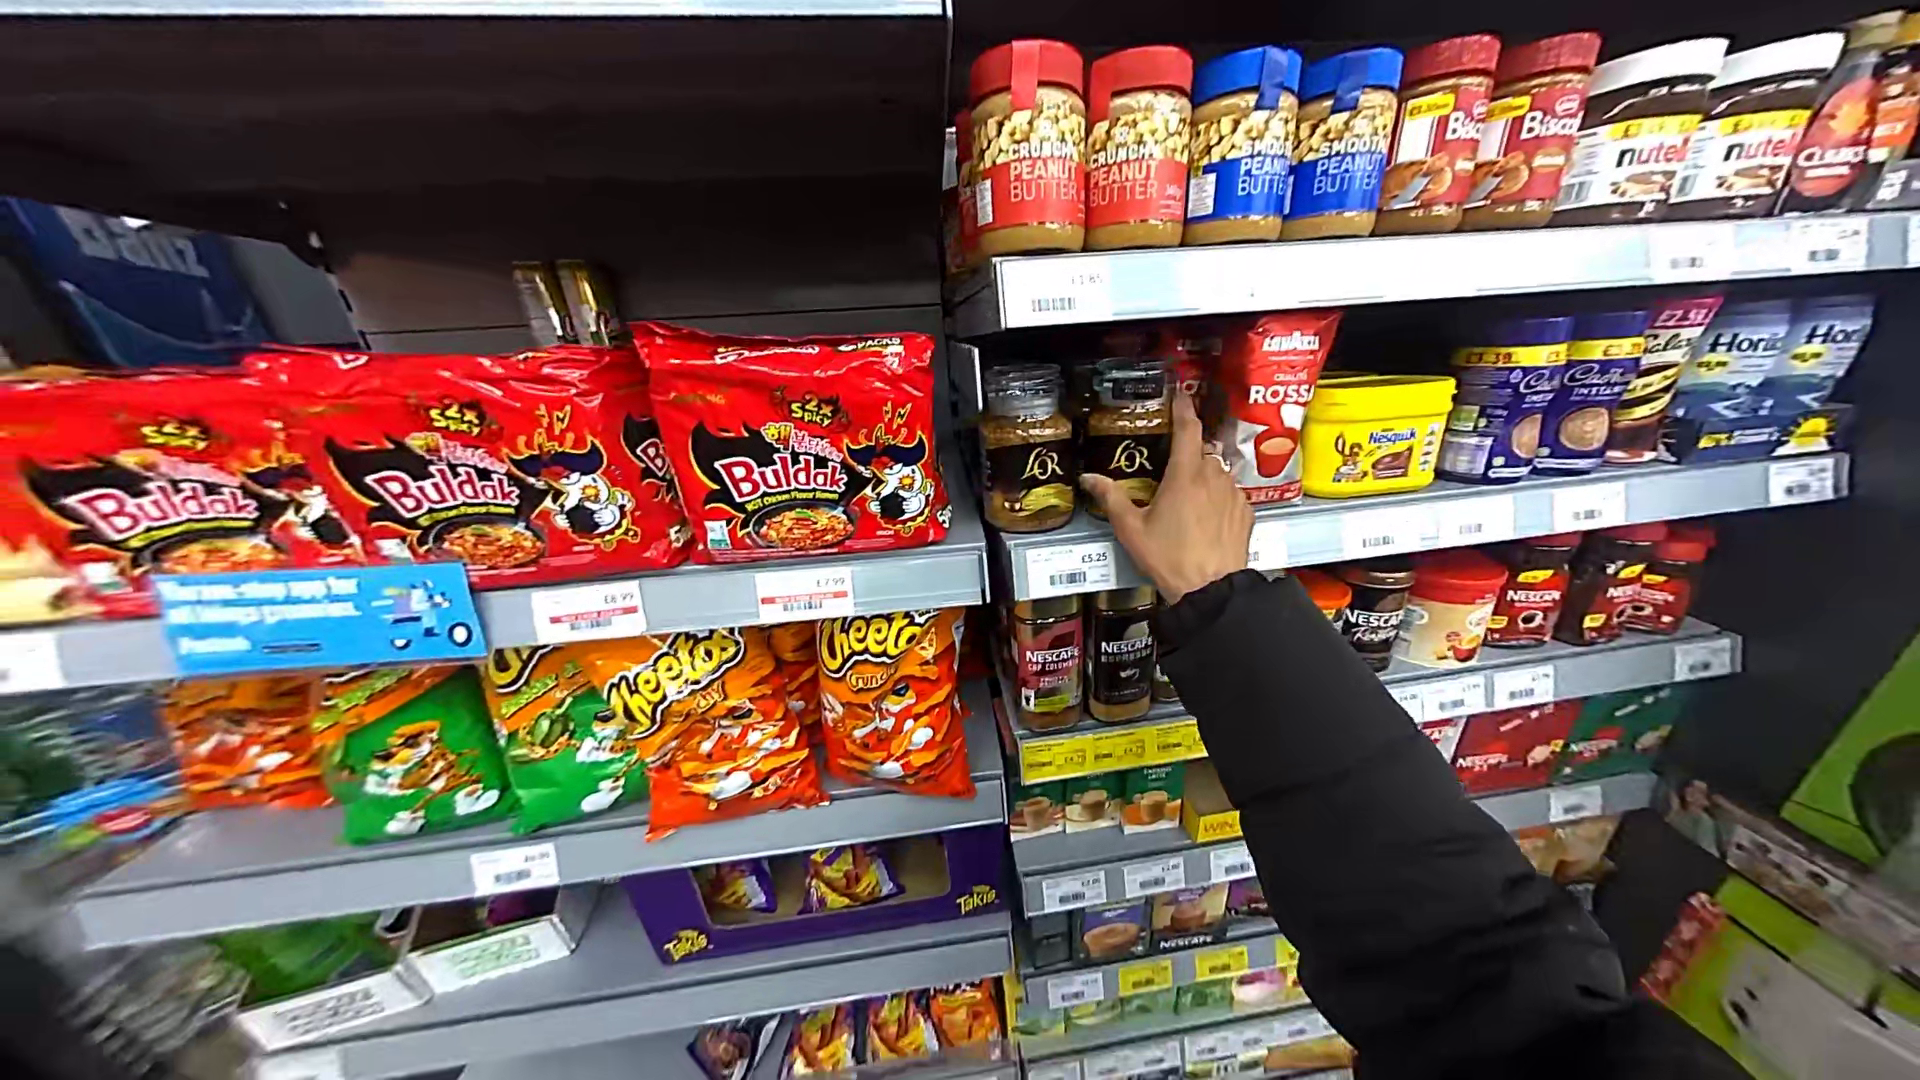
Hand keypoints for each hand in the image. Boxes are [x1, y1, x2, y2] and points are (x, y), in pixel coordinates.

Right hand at [1082, 392, 1252, 603]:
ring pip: (1218, 472)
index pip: (1187, 429)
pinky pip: (1231, 493)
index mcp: (1185, 475)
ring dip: (1203, 478)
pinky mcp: (1246, 512)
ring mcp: (1234, 494)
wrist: (1211, 590)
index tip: (1179, 395)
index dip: (1182, 408)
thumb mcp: (1131, 529)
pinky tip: (1205, 518)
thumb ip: (1111, 497)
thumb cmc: (1169, 557)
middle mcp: (1214, 477)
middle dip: (1187, 456)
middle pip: (1202, 452)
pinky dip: (1218, 498)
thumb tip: (1089, 478)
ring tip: (1186, 502)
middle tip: (1170, 470)